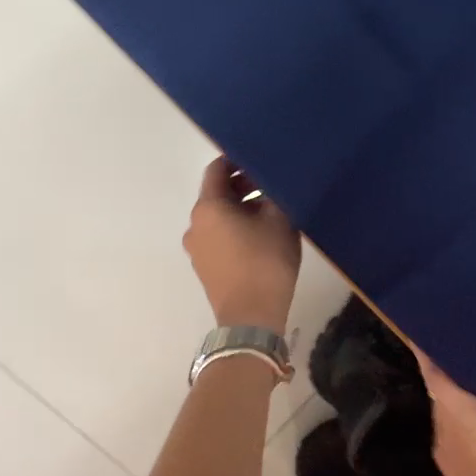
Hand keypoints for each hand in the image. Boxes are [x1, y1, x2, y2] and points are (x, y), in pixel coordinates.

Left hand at [183, 157, 300, 329]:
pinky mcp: (206, 266)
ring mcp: (197, 248)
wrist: (252, 317)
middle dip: (245, 184)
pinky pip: (220, 234)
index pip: (217, 169)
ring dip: (243, 206)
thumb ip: (274, 191)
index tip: (263, 158)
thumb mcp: (280, 218)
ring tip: (274, 209)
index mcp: (208, 208)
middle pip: (217, 192)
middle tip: (275, 183)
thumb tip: (272, 179)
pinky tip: (264, 233)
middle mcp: (195, 225)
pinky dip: (237, 226)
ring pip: (220, 215)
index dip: (239, 159)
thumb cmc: (265, 260)